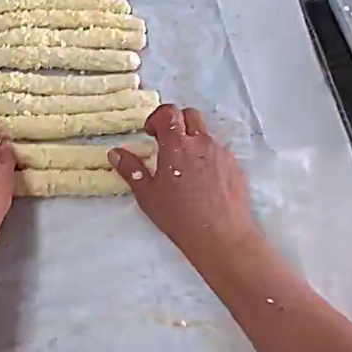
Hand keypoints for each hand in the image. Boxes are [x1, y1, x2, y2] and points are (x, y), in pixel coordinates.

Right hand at [111, 104, 263, 263]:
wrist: (223, 238)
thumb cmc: (180, 217)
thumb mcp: (148, 195)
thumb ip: (131, 170)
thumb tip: (115, 153)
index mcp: (177, 146)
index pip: (169, 112)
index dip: (157, 117)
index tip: (151, 134)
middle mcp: (202, 143)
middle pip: (190, 115)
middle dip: (176, 122)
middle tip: (166, 144)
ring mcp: (222, 154)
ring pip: (205, 134)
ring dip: (192, 140)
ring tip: (184, 166)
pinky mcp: (236, 167)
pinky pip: (218, 152)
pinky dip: (207, 156)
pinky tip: (202, 180)